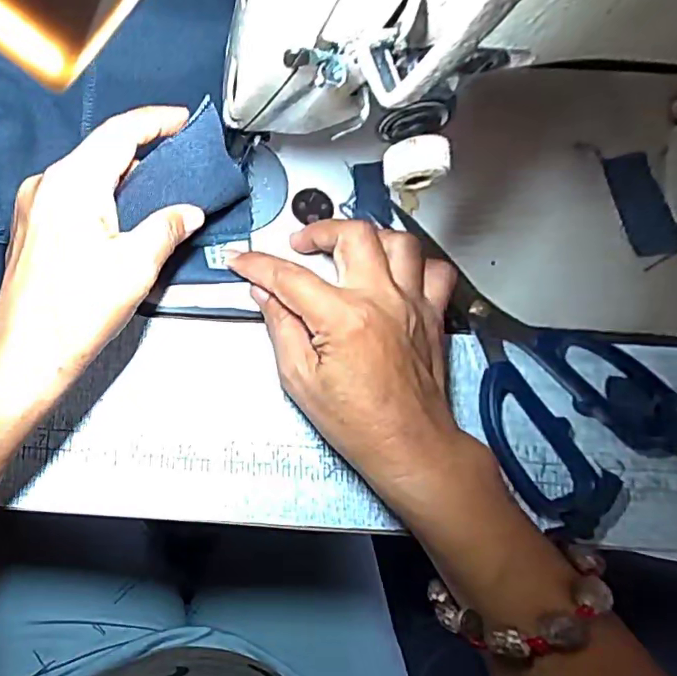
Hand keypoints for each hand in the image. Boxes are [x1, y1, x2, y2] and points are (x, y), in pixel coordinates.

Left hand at [0, 107, 205, 437]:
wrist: (25, 351)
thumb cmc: (66, 316)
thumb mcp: (137, 265)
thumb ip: (167, 227)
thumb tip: (185, 214)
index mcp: (72, 183)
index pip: (121, 131)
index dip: (157, 121)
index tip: (179, 121)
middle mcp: (45, 188)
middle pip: (100, 150)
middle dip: (141, 151)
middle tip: (174, 159)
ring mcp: (32, 208)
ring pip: (84, 174)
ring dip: (118, 178)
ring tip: (151, 194)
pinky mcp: (28, 229)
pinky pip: (68, 197)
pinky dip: (96, 198)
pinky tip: (115, 221)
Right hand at [231, 220, 480, 507]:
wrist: (409, 444)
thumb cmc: (358, 422)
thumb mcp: (299, 379)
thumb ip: (281, 328)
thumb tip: (266, 297)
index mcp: (343, 319)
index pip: (290, 276)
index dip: (258, 264)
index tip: (243, 262)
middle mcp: (383, 302)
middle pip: (354, 235)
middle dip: (318, 230)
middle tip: (298, 243)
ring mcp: (413, 304)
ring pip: (398, 241)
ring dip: (366, 237)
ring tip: (344, 248)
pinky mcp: (432, 314)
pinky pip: (433, 269)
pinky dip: (412, 262)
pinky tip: (392, 271)